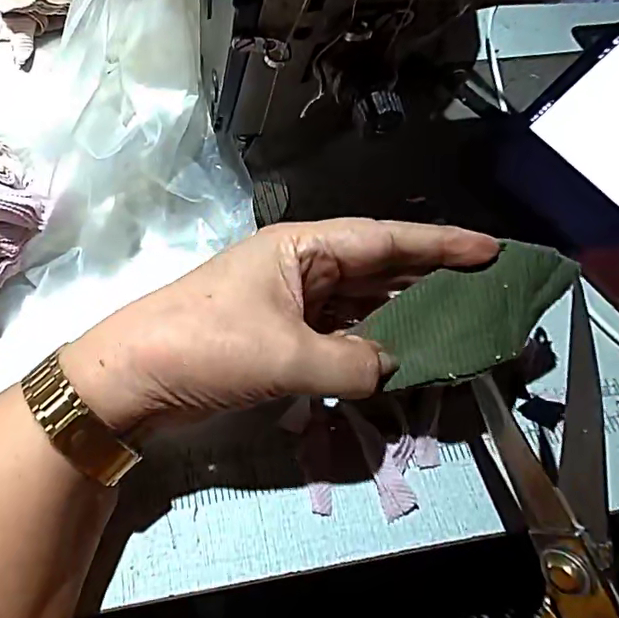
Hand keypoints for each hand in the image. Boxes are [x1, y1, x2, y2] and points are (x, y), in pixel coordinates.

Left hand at [57, 219, 499, 433]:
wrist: (130, 378)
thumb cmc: (205, 347)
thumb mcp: (284, 355)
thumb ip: (351, 362)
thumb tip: (392, 367)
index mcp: (303, 247)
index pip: (385, 239)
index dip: (441, 244)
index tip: (489, 248)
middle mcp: (303, 265)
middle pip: (380, 267)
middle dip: (430, 277)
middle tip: (483, 288)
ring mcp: (293, 300)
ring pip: (363, 300)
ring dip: (403, 312)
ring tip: (455, 320)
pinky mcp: (283, 332)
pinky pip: (343, 330)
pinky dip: (372, 341)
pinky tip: (401, 352)